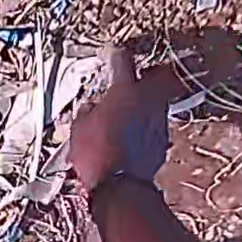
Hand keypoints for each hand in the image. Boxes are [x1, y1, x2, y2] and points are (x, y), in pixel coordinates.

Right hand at [70, 45, 175, 191]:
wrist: (120, 188)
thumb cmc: (97, 156)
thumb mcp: (79, 129)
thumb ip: (86, 111)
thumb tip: (90, 107)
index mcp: (125, 91)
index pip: (123, 60)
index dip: (115, 54)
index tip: (112, 53)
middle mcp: (148, 100)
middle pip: (157, 74)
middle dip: (147, 72)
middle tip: (135, 77)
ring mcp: (159, 120)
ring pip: (159, 99)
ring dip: (148, 100)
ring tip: (132, 109)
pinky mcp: (162, 140)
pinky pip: (156, 124)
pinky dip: (147, 124)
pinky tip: (135, 133)